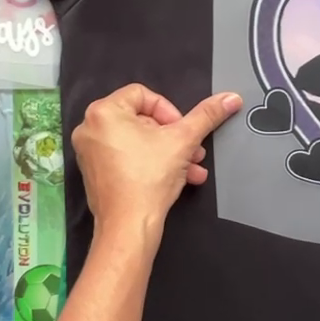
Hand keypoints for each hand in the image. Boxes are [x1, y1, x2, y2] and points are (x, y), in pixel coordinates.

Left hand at [72, 85, 239, 235]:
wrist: (129, 225)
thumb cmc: (146, 181)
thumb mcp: (184, 140)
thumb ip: (207, 115)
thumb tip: (229, 99)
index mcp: (104, 112)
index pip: (143, 95)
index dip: (169, 111)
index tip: (181, 129)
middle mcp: (90, 128)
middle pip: (142, 119)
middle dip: (173, 136)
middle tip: (190, 149)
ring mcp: (90, 152)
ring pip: (137, 141)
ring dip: (168, 152)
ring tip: (189, 166)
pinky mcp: (96, 172)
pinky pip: (127, 157)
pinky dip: (150, 163)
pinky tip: (176, 176)